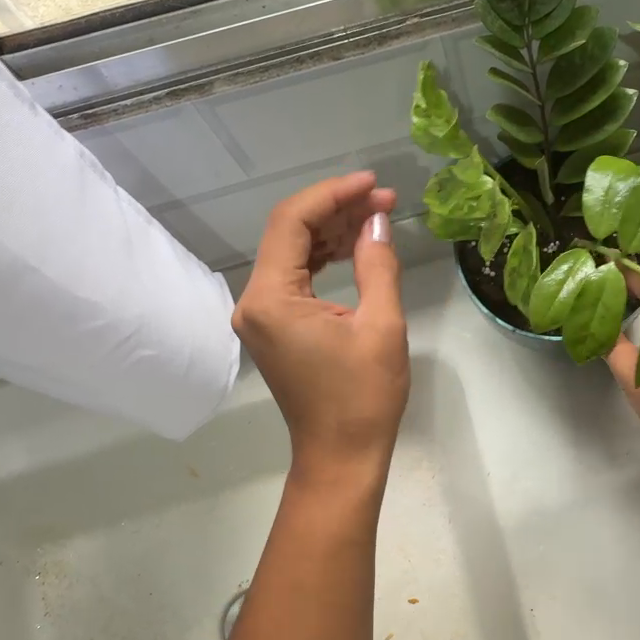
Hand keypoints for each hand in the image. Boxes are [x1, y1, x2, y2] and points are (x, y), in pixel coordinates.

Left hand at [234, 173, 408, 485]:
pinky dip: (324, 257)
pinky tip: (356, 246)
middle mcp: (254, 301)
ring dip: (333, 231)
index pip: (292, 223)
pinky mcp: (273, 326)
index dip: (332, 194)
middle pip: (289, 233)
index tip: (372, 183)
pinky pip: (295, 276)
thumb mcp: (382, 326)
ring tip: (378, 217)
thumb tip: (377, 220)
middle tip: (386, 200)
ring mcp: (260, 315)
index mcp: (271, 299)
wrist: (341, 456)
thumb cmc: (364, 397)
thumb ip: (377, 264)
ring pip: (293, 252)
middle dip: (337, 210)